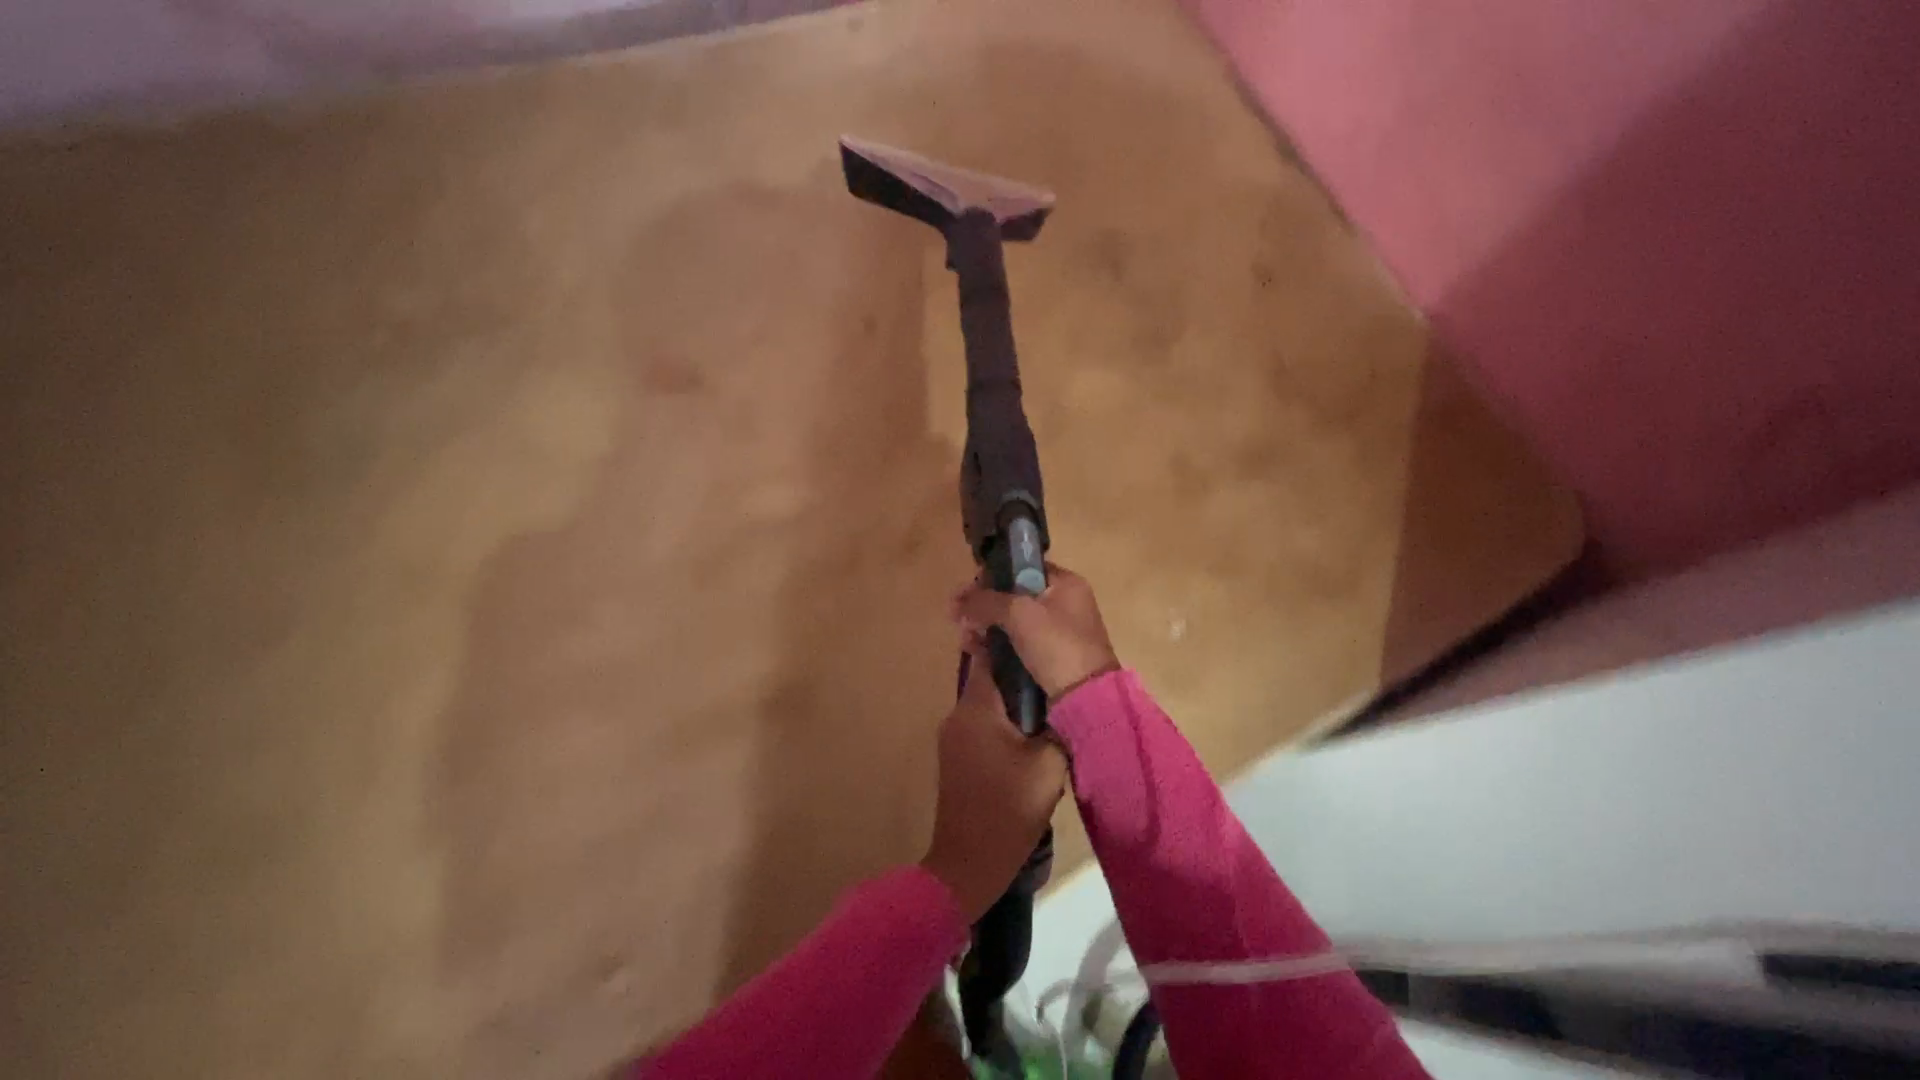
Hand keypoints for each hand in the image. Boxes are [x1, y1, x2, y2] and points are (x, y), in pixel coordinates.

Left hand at [919, 644, 1067, 921]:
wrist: (968, 864)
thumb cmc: (1009, 810)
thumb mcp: (1049, 765)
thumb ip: (1059, 726)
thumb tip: (1066, 703)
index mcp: (977, 709)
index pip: (991, 656)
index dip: (1016, 643)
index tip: (1044, 639)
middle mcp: (958, 715)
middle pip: (991, 680)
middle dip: (1023, 678)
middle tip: (1058, 679)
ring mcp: (953, 739)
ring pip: (989, 706)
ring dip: (1016, 706)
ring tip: (1052, 711)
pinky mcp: (956, 759)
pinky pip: (983, 727)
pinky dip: (1006, 726)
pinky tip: (1031, 740)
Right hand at [951, 565, 1120, 700]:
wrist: (1085, 698)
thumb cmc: (1056, 645)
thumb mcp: (1019, 614)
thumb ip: (986, 602)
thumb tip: (959, 603)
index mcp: (1065, 583)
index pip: (1020, 567)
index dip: (990, 576)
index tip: (966, 593)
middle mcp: (1062, 603)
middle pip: (1012, 596)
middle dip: (982, 606)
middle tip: (958, 619)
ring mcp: (1056, 632)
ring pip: (1010, 622)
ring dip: (984, 627)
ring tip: (965, 641)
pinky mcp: (1048, 658)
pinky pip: (1015, 644)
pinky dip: (995, 645)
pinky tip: (975, 651)